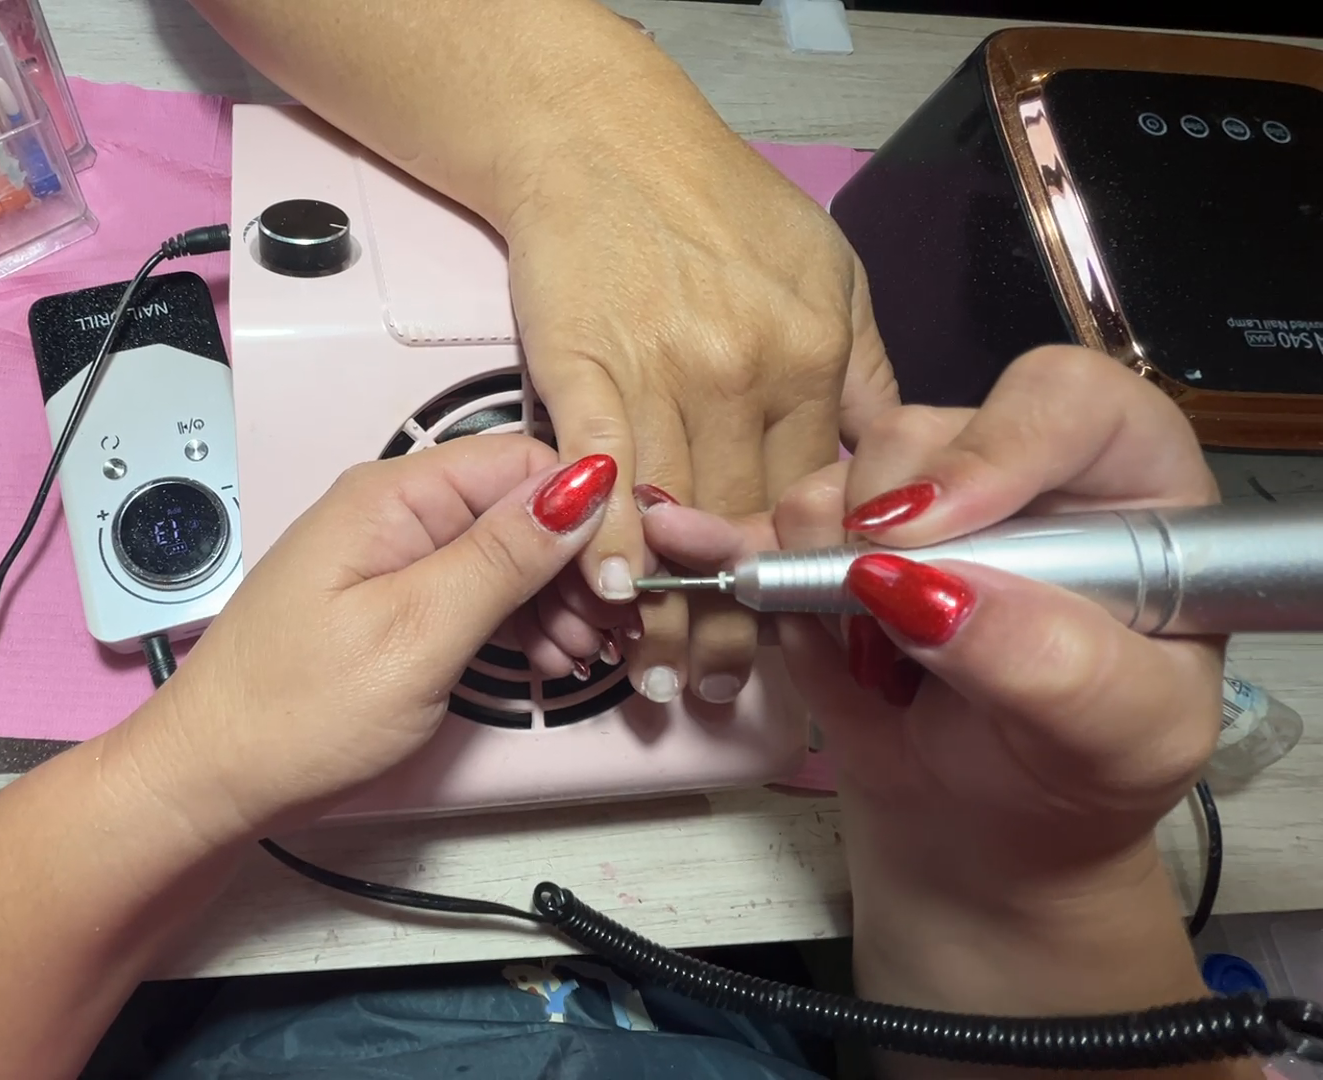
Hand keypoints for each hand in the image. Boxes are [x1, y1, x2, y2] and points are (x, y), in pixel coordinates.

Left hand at [136, 437, 612, 833]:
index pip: (520, 461)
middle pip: (515, 508)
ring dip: (552, 597)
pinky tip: (544, 656)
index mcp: (392, 496)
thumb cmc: (297, 710)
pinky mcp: (394, 602)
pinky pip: (474, 592)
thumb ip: (501, 556)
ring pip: (502, 553)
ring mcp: (393, 560)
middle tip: (615, 625)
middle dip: (575, 561)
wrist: (218, 776)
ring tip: (580, 653)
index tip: (628, 569)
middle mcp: (394, 514)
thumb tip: (582, 486)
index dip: (587, 507)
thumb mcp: (416, 631)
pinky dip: (516, 620)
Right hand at [498, 112, 896, 707]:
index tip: (787, 642)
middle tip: (715, 696)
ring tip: (657, 676)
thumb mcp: (825, 267)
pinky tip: (605, 596)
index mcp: (813, 355)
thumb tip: (885, 453)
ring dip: (669, 606)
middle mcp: (748, 372)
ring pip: (678, 512)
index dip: (800, 579)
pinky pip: (604, 465)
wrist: (602, 143)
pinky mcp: (587, 365)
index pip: (816, 495)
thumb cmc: (705, 204)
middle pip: (747, 522)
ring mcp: (665, 371)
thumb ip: (859, 368)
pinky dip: (605, 533)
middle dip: (731, 621)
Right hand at [642, 346, 1222, 897]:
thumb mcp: (1115, 733)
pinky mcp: (812, 550)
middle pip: (912, 436)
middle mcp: (992, 479)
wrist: (968, 807)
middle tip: (874, 612)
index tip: (924, 533)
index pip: (1062, 405)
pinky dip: (717, 542)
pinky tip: (683, 542)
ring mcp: (888, 512)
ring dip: (809, 561)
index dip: (990, 448)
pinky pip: (752, 527)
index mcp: (1109, 493)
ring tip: (846, 641)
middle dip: (875, 524)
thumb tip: (906, 585)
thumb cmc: (1066, 767)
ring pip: (820, 484)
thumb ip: (1046, 659)